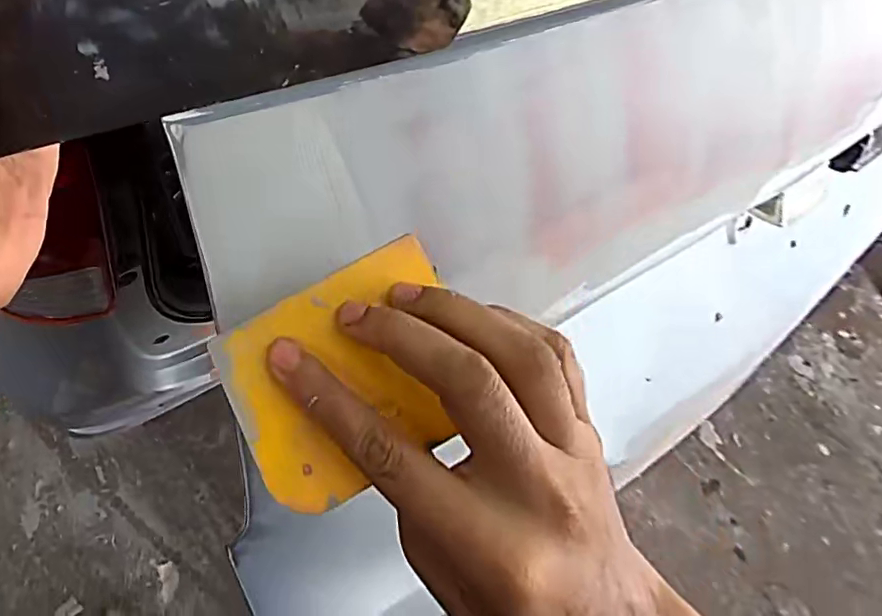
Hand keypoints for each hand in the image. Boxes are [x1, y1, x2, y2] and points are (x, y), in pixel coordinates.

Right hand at [268, 287, 696, 615]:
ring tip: (407, 295)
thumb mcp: (434, 560)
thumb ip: (400, 478)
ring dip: (454, 311)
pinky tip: (470, 313)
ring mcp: (574, 452)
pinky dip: (506, 320)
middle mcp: (539, 490)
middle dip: (398, 336)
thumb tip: (362, 399)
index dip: (330, 399)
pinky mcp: (590, 426)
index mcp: (491, 544)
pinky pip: (555, 352)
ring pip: (519, 354)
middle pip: (466, 383)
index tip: (291, 359)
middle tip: (354, 315)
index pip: (392, 454)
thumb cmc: (510, 602)